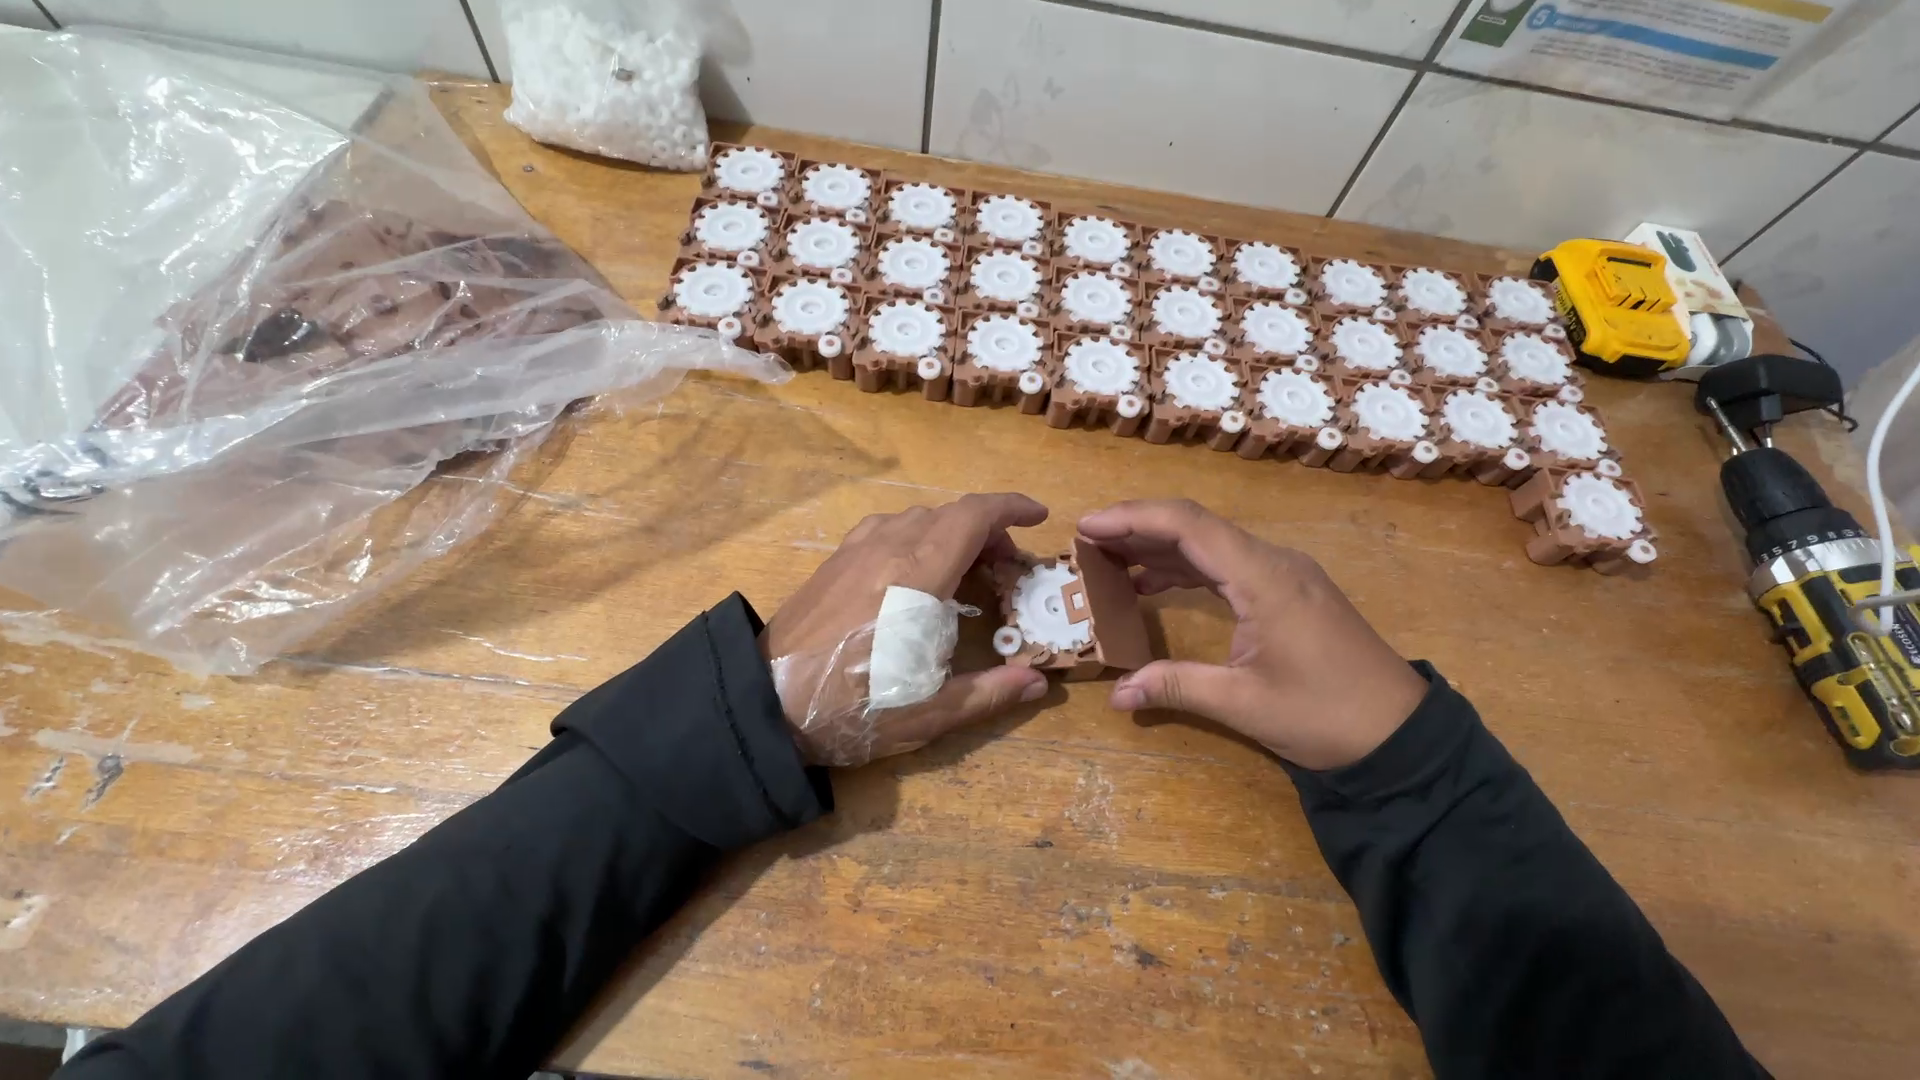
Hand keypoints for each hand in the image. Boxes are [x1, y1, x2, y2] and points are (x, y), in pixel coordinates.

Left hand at [763, 493, 1051, 766]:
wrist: (766, 705)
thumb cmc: (852, 709)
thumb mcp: (928, 714)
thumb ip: (988, 694)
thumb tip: (1038, 683)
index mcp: (915, 577)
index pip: (971, 517)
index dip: (1010, 508)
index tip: (1038, 517)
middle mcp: (886, 549)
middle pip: (948, 515)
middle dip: (987, 530)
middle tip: (1005, 569)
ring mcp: (855, 551)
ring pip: (916, 518)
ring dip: (950, 532)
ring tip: (965, 571)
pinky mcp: (834, 561)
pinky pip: (885, 529)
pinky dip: (916, 536)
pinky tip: (914, 571)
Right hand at [1077, 499, 1427, 770]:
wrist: (1401, 736)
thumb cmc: (1326, 715)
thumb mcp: (1245, 704)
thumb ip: (1176, 687)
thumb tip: (1116, 695)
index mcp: (1264, 577)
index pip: (1189, 525)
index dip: (1133, 518)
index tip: (1087, 527)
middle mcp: (1272, 563)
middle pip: (1195, 526)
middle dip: (1137, 528)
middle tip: (1086, 543)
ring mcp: (1282, 576)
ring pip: (1210, 544)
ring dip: (1158, 548)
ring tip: (1107, 560)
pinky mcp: (1286, 593)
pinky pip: (1226, 566)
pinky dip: (1184, 569)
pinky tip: (1151, 585)